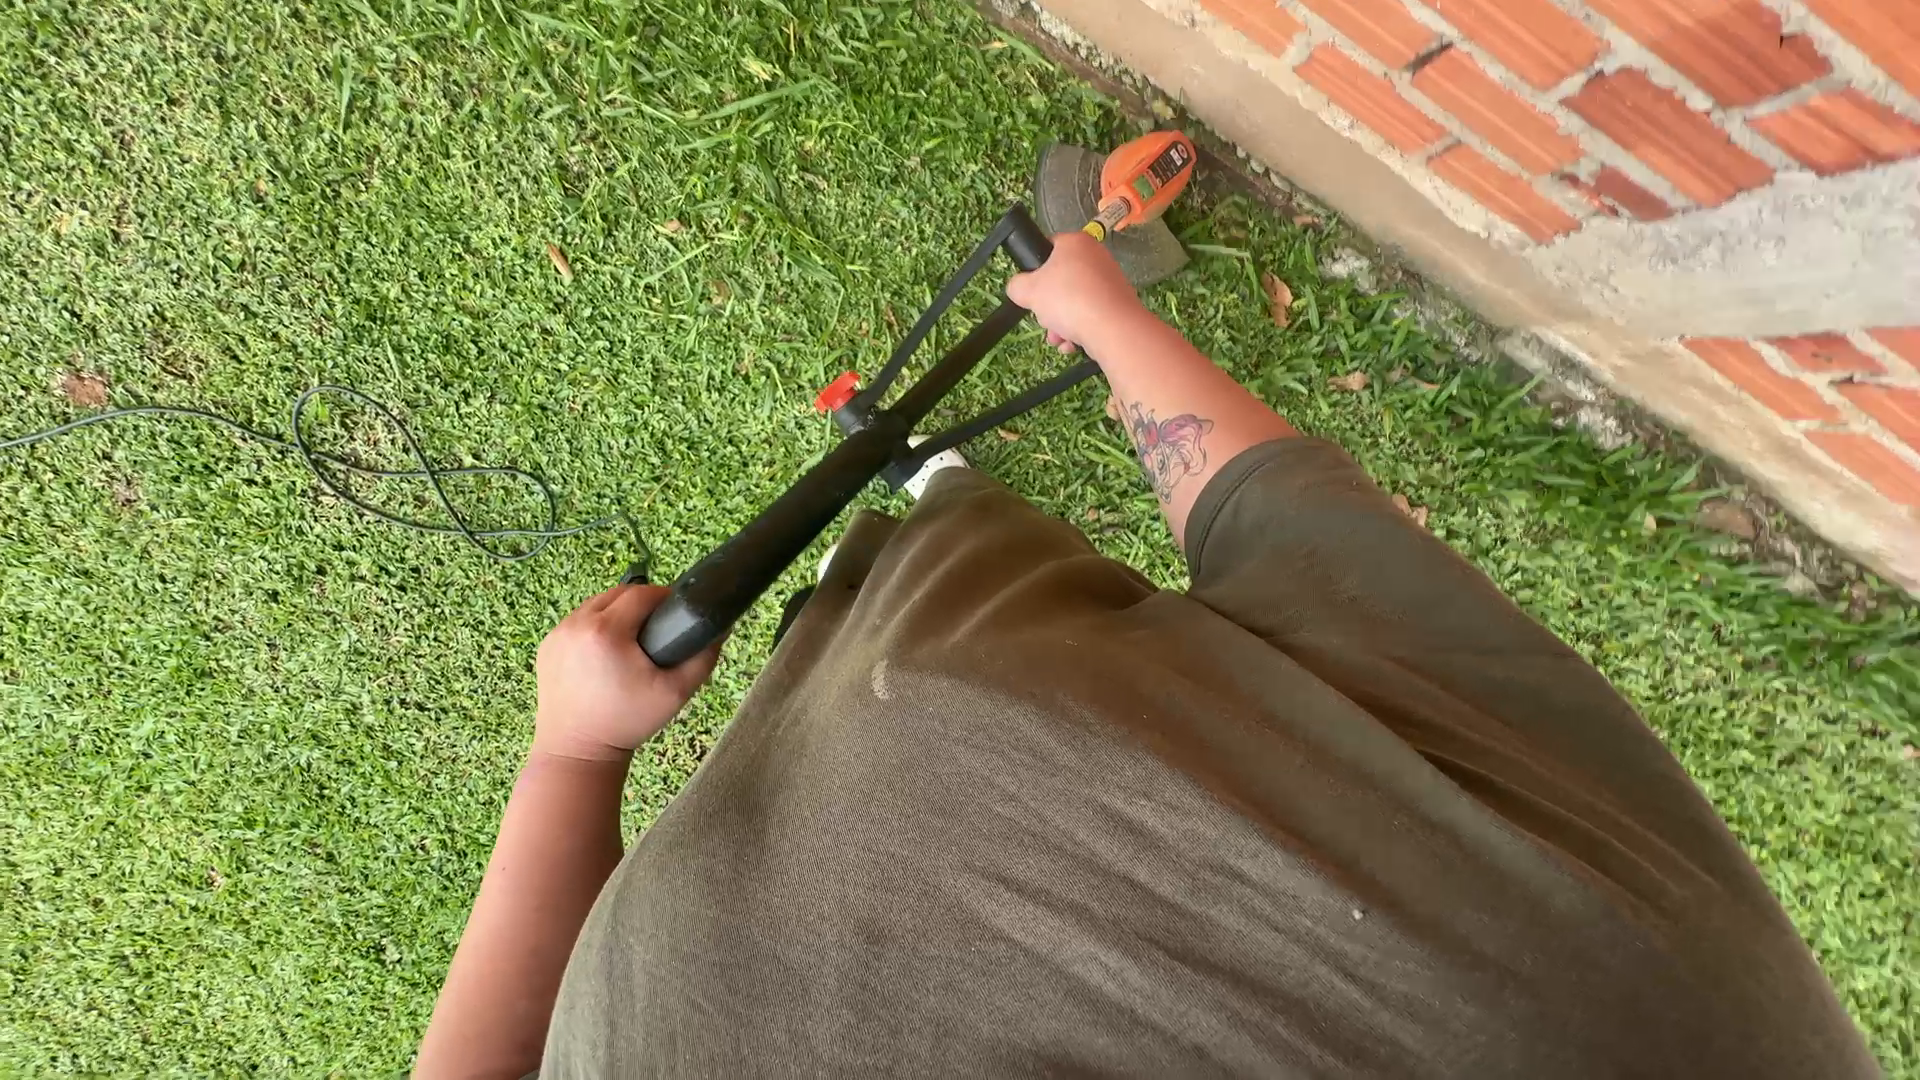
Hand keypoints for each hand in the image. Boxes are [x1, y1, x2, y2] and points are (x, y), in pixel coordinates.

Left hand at [531, 585, 720, 762]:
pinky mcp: (547, 646)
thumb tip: (721, 628)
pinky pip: (580, 621)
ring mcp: (558, 634)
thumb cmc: (628, 721)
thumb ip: (704, 657)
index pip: (642, 594)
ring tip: (636, 636)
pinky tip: (610, 647)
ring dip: (619, 611)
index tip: (677, 614)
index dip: (665, 598)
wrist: (577, 751)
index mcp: (606, 632)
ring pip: (597, 604)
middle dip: (642, 602)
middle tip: (660, 627)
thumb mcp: (677, 692)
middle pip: (618, 593)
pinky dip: (597, 625)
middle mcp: (576, 625)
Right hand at [1005, 231, 1146, 355]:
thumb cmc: (1068, 299)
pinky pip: (1090, 313)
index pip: (1048, 248)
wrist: (1112, 327)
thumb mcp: (1028, 291)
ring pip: (1074, 301)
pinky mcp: (1117, 303)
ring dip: (1060, 324)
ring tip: (1058, 339)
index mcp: (1075, 242)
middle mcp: (1095, 256)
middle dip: (1048, 307)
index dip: (1035, 270)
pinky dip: (1079, 329)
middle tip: (1044, 319)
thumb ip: (1016, 286)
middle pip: (1060, 281)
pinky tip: (1072, 344)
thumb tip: (1018, 288)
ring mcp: (1109, 280)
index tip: (1032, 291)